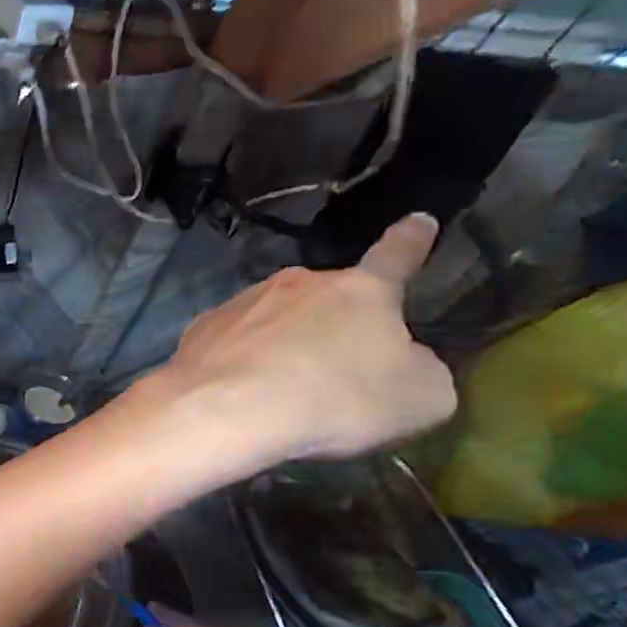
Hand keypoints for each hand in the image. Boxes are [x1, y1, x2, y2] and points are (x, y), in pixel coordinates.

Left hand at [139, 213, 456, 487]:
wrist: (230, 407)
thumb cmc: (337, 398)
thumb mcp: (420, 396)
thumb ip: (423, 368)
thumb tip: (407, 359)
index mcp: (361, 289)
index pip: (396, 255)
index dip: (411, 239)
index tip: (418, 219)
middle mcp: (299, 283)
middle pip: (328, 298)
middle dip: (335, 323)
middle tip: (337, 368)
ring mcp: (245, 301)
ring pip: (277, 317)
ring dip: (286, 342)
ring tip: (285, 387)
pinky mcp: (204, 327)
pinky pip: (236, 339)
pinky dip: (244, 359)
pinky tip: (242, 389)